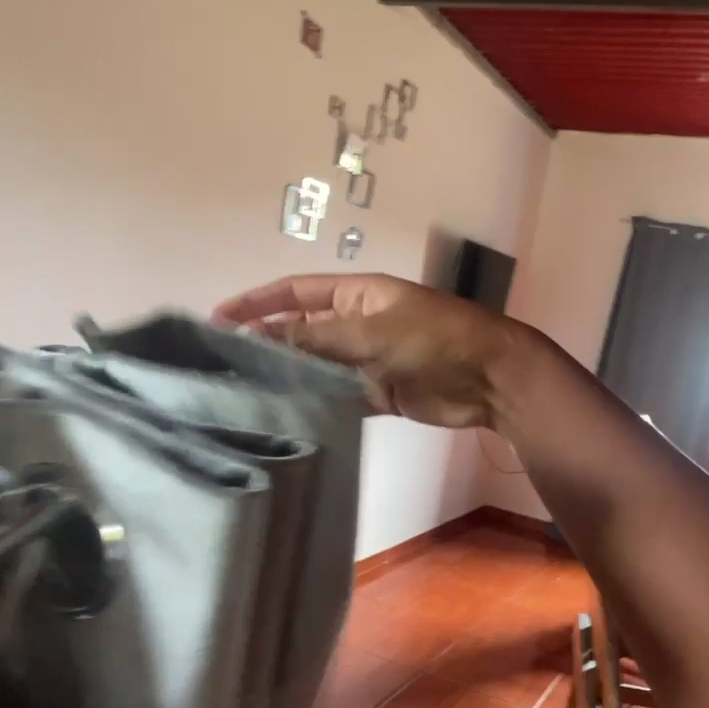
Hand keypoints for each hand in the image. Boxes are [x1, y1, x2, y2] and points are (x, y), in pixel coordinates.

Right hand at [214, 274, 530, 429]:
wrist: (490, 378)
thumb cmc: (435, 339)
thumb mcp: (373, 330)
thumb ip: (318, 337)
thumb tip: (263, 338)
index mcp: (359, 294)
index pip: (297, 291)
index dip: (258, 302)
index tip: (218, 319)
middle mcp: (360, 324)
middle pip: (304, 331)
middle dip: (269, 344)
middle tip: (224, 368)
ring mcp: (371, 360)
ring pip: (320, 368)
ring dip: (291, 379)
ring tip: (246, 395)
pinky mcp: (382, 394)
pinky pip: (342, 397)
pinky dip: (319, 404)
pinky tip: (289, 416)